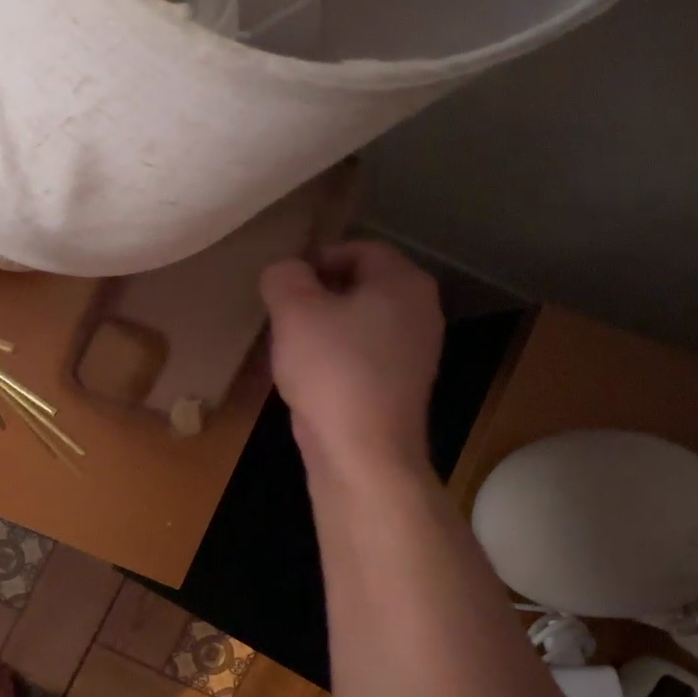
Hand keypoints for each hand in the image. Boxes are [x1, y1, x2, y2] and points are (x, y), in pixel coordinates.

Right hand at [260, 240, 444, 476]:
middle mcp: (419, 309)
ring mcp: (413, 350)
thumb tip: (283, 270)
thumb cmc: (331, 370)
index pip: (359, 248)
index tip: (280, 283)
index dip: (315, 258)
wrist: (362, 448)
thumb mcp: (294, 313)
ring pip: (359, 321)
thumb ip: (284, 279)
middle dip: (317, 294)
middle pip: (361, 285)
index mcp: (403, 283)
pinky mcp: (398, 384)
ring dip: (322, 327)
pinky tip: (305, 375)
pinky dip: (333, 356)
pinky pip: (361, 354)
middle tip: (278, 313)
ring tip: (286, 344)